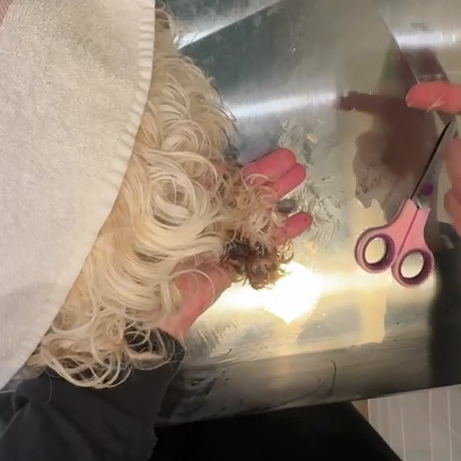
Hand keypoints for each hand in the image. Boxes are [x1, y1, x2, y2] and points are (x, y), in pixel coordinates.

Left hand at [159, 148, 313, 337]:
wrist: (161, 306)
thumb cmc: (156, 257)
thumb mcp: (172, 216)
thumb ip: (196, 193)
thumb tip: (219, 166)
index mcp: (193, 204)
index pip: (226, 179)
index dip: (247, 166)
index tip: (266, 154)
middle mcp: (211, 219)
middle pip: (246, 193)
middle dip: (270, 175)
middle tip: (294, 161)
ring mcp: (226, 240)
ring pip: (258, 214)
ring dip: (280, 197)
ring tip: (302, 178)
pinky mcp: (238, 262)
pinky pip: (263, 244)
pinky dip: (283, 232)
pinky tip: (303, 220)